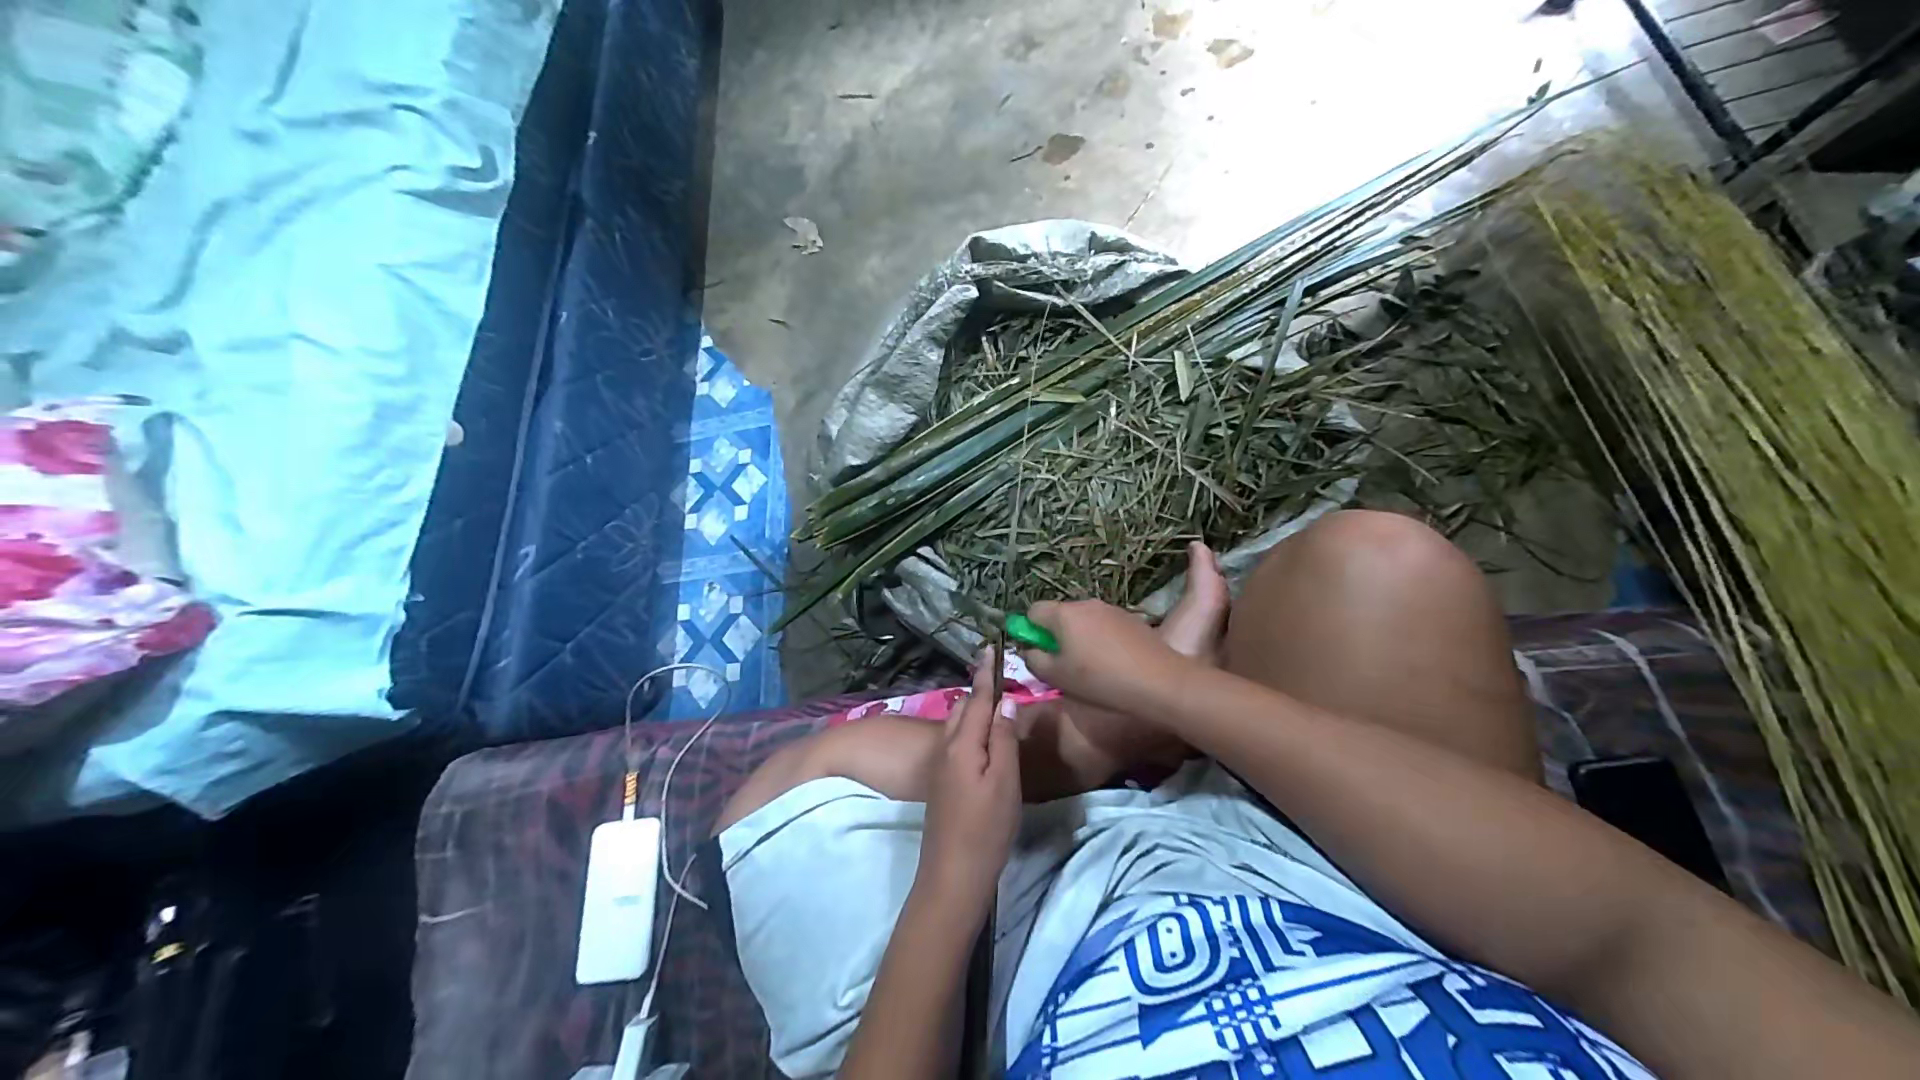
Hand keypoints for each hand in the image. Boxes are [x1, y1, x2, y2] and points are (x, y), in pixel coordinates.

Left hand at [918, 655, 1021, 913]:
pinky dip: (970, 728)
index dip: (986, 673)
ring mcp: (942, 766)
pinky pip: (956, 740)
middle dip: (980, 688)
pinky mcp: (943, 782)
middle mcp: (947, 747)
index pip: (978, 698)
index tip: (990, 647)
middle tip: (997, 671)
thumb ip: (1004, 739)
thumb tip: (1005, 703)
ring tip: (992, 698)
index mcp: (962, 742)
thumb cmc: (985, 826)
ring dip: (974, 707)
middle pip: (964, 708)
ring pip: (958, 724)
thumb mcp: (1005, 781)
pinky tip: (982, 736)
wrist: (952, 873)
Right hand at [1025, 542, 1227, 771]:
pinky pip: (1104, 626)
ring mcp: (1111, 609)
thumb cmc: (1100, 680)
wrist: (1158, 681)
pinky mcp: (1131, 619)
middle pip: (1060, 614)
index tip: (1041, 652)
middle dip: (1057, 635)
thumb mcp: (1056, 676)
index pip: (1033, 610)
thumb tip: (1031, 649)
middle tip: (1064, 664)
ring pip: (1083, 621)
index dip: (1031, 630)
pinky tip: (1113, 663)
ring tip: (1091, 667)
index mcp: (1063, 614)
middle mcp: (1086, 604)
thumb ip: (1034, 659)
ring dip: (1080, 638)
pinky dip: (1101, 640)